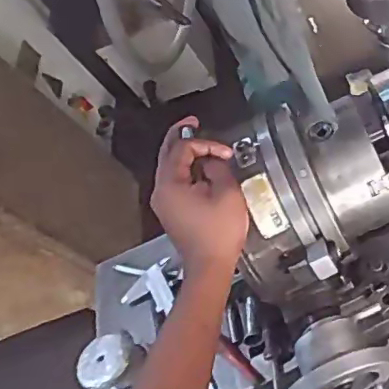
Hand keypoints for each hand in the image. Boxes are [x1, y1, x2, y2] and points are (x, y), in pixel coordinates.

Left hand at [151, 117, 249, 280]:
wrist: (210, 266)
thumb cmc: (219, 232)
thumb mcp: (227, 193)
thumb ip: (218, 168)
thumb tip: (212, 162)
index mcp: (170, 185)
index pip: (182, 150)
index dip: (205, 144)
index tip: (226, 152)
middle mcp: (161, 191)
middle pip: (167, 154)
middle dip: (181, 136)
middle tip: (193, 122)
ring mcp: (164, 202)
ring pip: (170, 167)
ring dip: (186, 153)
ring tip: (202, 143)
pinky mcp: (172, 210)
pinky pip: (176, 181)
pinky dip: (187, 169)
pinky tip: (203, 168)